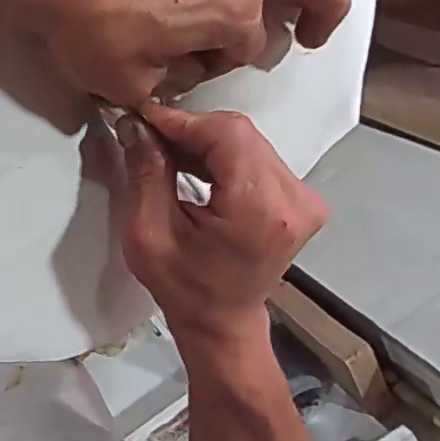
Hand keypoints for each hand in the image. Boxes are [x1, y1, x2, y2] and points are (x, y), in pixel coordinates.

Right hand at [116, 100, 326, 361]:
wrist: (222, 322)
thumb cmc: (182, 287)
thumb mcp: (148, 233)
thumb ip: (146, 172)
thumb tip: (136, 124)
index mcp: (259, 209)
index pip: (225, 134)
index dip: (181, 120)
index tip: (142, 119)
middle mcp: (293, 198)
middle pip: (238, 133)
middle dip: (189, 130)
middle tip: (148, 137)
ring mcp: (303, 198)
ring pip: (246, 141)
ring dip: (203, 141)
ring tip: (166, 153)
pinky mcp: (300, 198)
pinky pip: (255, 156)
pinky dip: (221, 155)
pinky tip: (192, 165)